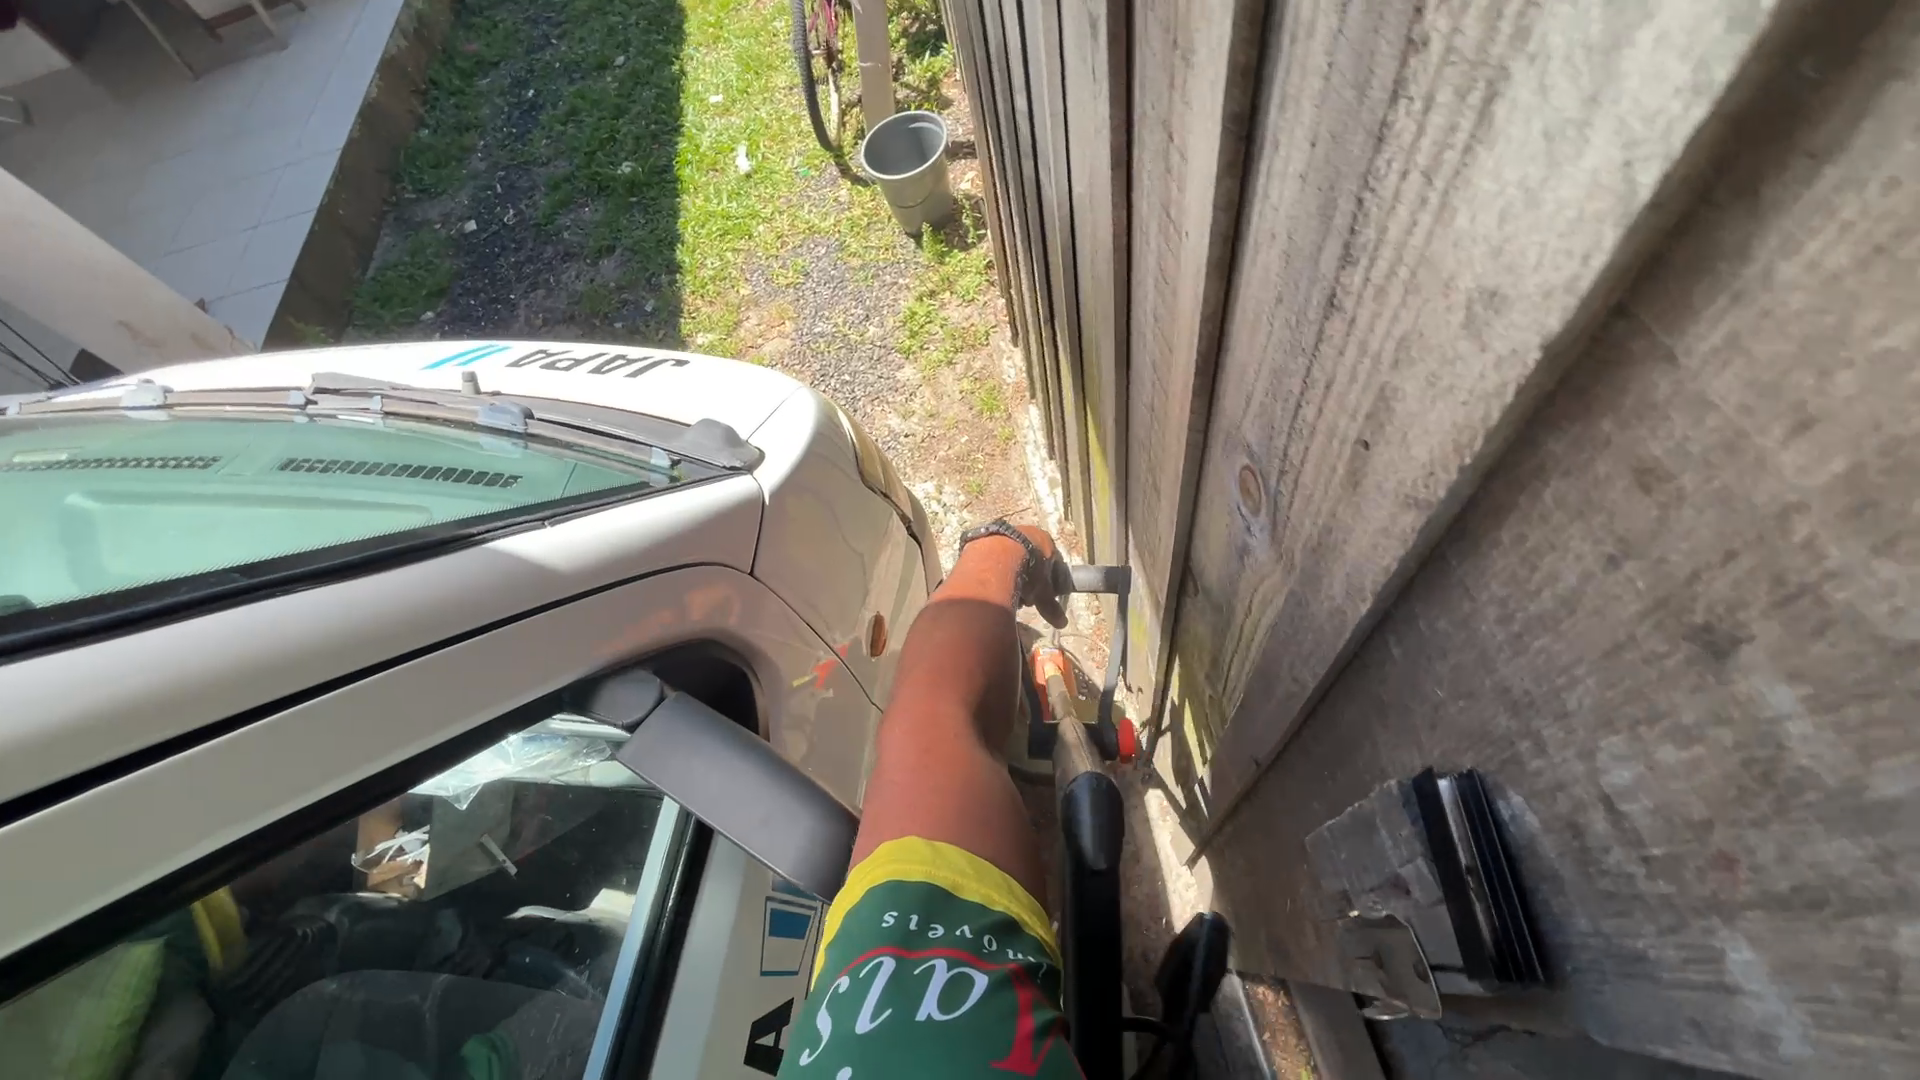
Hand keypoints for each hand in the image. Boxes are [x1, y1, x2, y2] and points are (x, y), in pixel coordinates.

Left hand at [958, 520, 1072, 627]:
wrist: (994, 557)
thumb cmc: (1027, 572)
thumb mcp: (1042, 593)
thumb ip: (1051, 607)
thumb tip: (1062, 623)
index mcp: (1045, 541)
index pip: (1054, 564)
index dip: (1051, 583)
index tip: (1044, 598)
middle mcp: (1027, 532)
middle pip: (1032, 562)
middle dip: (1029, 582)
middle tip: (1026, 598)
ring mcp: (1005, 534)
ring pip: (1012, 561)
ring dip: (1012, 578)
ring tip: (1010, 595)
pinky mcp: (984, 540)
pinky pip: (994, 560)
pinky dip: (996, 574)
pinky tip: (994, 588)